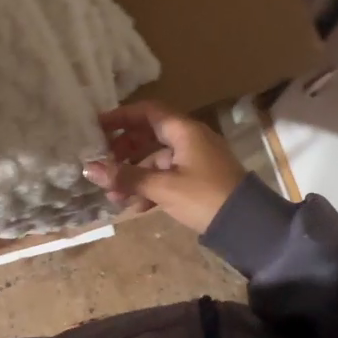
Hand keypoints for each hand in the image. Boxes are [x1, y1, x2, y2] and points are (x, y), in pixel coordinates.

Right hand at [83, 100, 246, 233]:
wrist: (248, 226)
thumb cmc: (204, 197)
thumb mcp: (162, 188)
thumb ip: (126, 177)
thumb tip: (89, 168)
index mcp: (184, 131)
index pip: (147, 112)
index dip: (121, 116)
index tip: (97, 126)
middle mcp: (190, 139)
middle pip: (149, 136)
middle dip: (123, 151)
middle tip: (103, 164)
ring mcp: (196, 160)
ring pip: (156, 160)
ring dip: (134, 175)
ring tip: (114, 195)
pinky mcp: (199, 180)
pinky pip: (167, 176)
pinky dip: (150, 187)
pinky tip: (136, 207)